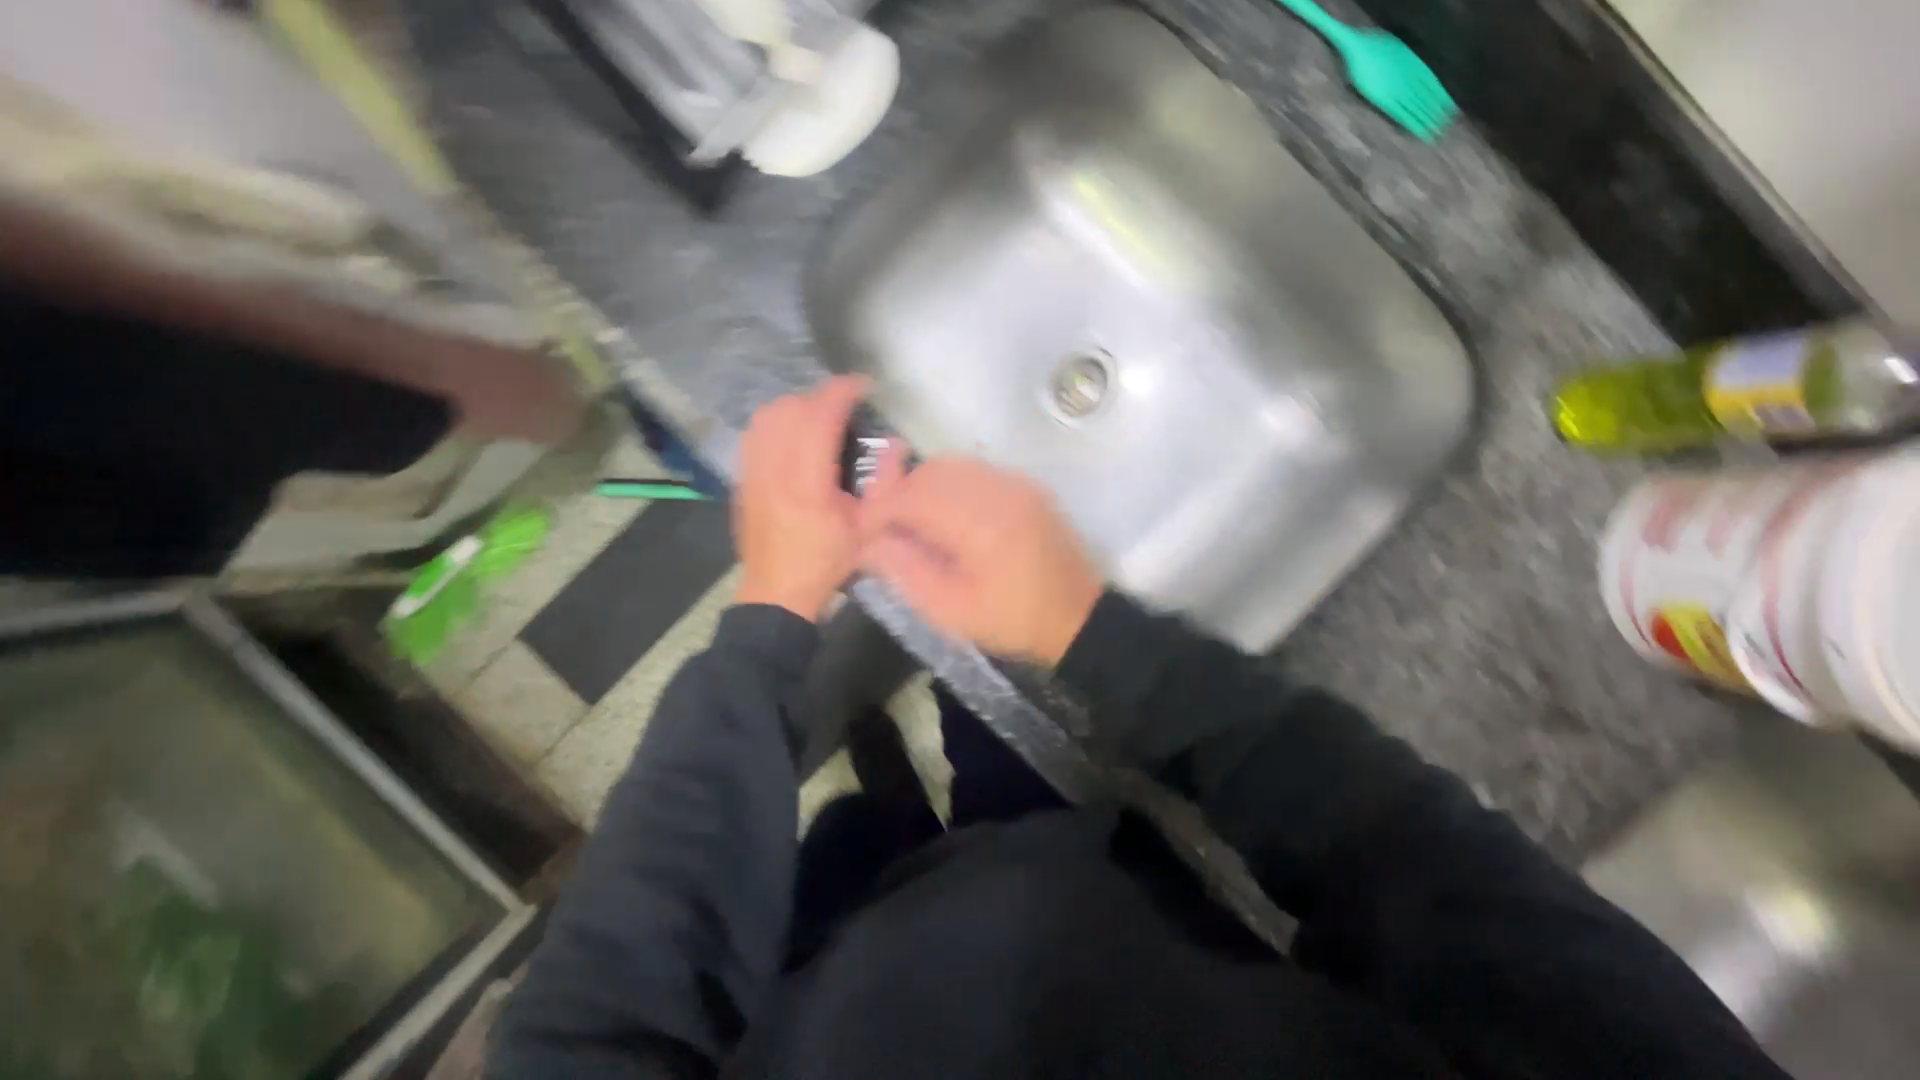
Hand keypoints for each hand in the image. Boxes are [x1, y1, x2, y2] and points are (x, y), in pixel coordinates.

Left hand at [732, 376, 869, 620]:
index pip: (818, 419)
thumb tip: (898, 444)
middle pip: (789, 409)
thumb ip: (886, 485)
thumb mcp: (868, 531)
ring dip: (795, 406)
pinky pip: (753, 434)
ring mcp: (752, 474)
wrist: (777, 594)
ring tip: (818, 416)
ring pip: (766, 417)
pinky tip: (794, 435)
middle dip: (820, 397)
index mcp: (807, 486)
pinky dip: (775, 422)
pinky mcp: (742, 480)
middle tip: (845, 406)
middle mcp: (773, 472)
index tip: (862, 386)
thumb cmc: (827, 564)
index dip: (841, 393)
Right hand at [857, 457, 1103, 664]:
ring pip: (952, 466)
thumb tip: (869, 544)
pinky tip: (948, 517)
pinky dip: (950, 485)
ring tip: (915, 523)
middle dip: (900, 494)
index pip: (913, 496)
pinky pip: (976, 471)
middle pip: (931, 472)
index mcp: (980, 524)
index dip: (881, 510)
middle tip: (887, 528)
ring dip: (924, 487)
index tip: (866, 533)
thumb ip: (907, 573)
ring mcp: (1015, 484)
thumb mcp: (953, 612)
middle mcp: (998, 491)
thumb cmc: (1013, 621)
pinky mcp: (1026, 486)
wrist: (1078, 616)